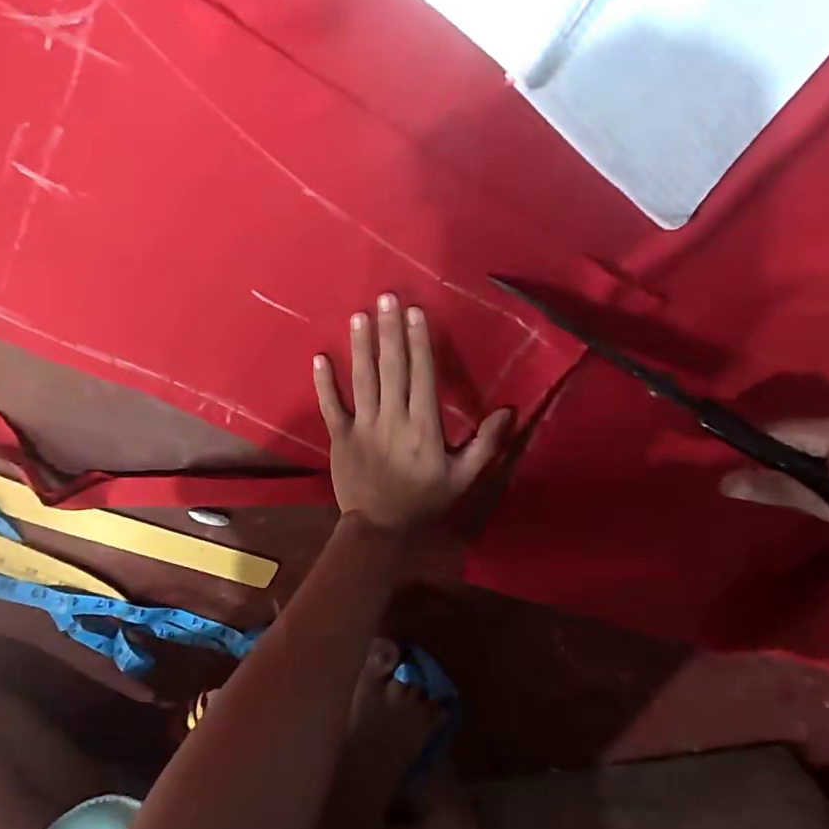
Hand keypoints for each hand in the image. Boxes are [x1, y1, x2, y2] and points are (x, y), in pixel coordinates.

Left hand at [313, 294, 512, 532]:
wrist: (380, 530)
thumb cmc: (425, 501)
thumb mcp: (463, 478)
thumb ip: (486, 445)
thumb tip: (509, 412)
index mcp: (423, 426)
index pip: (421, 375)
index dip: (419, 342)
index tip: (415, 313)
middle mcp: (392, 419)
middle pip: (392, 368)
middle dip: (390, 331)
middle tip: (387, 298)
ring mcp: (362, 427)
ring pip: (362, 379)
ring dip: (361, 346)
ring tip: (360, 315)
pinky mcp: (339, 437)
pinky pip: (330, 405)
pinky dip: (324, 382)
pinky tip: (320, 356)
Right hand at [718, 413, 828, 570]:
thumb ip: (778, 489)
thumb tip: (724, 482)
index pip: (777, 430)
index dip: (752, 450)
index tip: (738, 473)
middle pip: (800, 432)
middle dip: (781, 458)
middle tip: (774, 491)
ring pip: (823, 439)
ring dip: (807, 462)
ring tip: (804, 492)